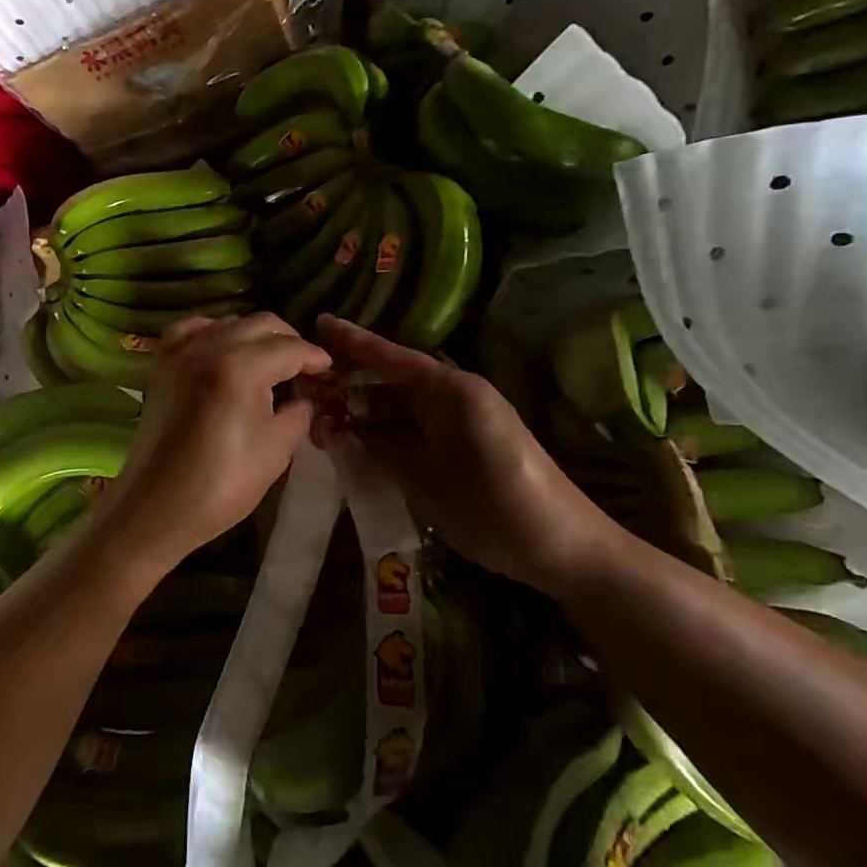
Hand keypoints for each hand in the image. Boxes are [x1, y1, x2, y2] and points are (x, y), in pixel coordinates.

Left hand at [102, 313, 329, 569]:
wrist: (155, 509)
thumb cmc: (221, 484)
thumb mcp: (277, 450)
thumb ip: (298, 413)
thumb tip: (305, 398)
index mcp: (241, 367)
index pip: (291, 348)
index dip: (315, 358)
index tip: (330, 370)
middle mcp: (209, 346)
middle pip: (263, 324)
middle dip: (291, 341)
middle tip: (306, 367)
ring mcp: (181, 352)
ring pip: (230, 322)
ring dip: (257, 336)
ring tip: (272, 362)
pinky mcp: (163, 365)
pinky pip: (194, 330)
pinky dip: (216, 333)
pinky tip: (226, 351)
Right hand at [313, 315, 616, 594]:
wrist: (560, 544)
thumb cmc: (493, 504)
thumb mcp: (427, 480)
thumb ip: (378, 451)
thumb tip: (334, 429)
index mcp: (452, 391)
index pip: (392, 358)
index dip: (354, 343)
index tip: (320, 323)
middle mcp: (456, 396)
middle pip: (394, 383)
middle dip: (351, 389)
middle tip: (307, 395)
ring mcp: (461, 422)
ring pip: (403, 410)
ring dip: (366, 417)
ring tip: (320, 425)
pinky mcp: (464, 446)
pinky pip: (417, 432)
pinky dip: (388, 437)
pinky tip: (357, 446)